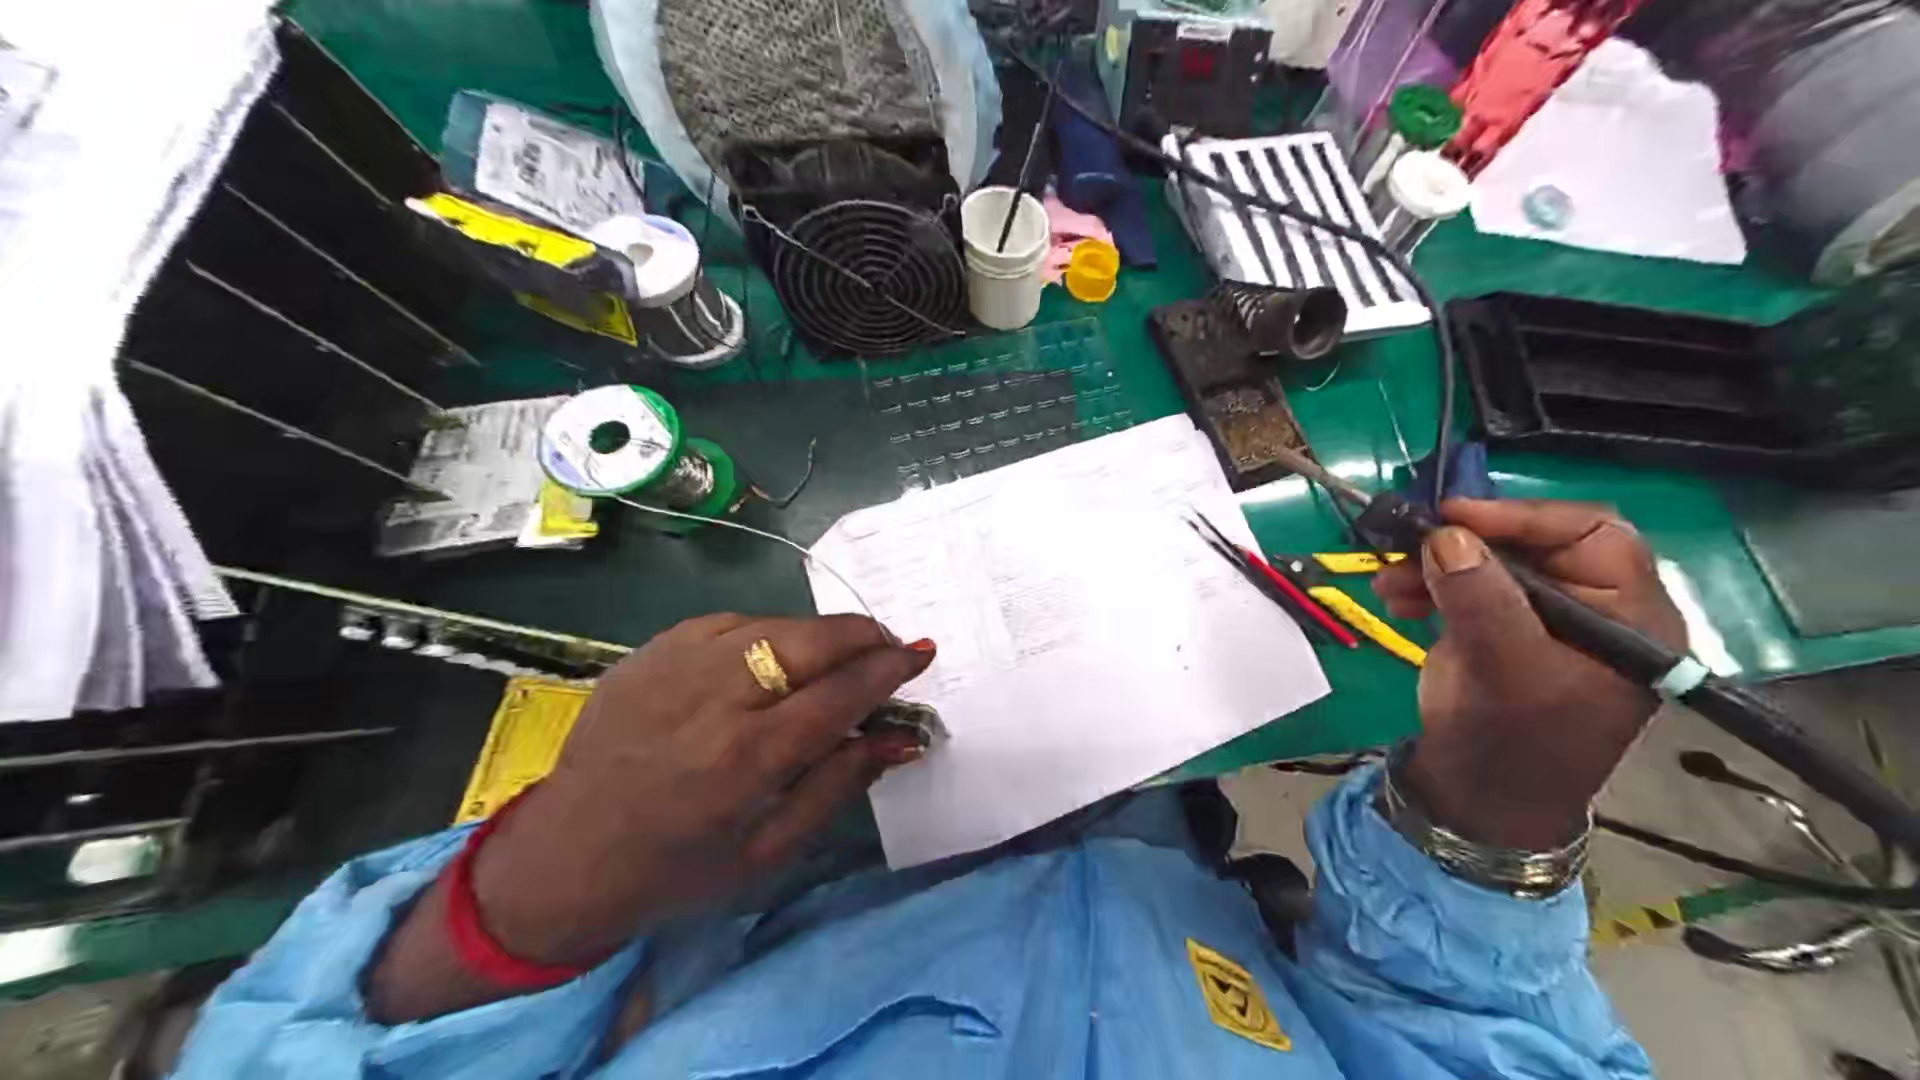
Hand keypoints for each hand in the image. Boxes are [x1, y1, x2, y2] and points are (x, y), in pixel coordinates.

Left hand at [368, 614, 933, 1020]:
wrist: (564, 856)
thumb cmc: (679, 868)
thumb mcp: (771, 847)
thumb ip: (842, 781)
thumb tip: (903, 735)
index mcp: (747, 758)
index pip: (842, 692)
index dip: (890, 668)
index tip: (921, 654)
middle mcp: (715, 696)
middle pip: (814, 639)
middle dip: (866, 636)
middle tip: (889, 650)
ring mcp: (677, 662)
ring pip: (778, 622)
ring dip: (821, 636)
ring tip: (837, 658)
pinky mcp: (653, 648)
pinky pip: (733, 623)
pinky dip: (769, 635)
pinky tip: (774, 659)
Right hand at [1372, 499, 1685, 848]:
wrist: (1480, 794)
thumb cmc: (1513, 738)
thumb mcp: (1505, 667)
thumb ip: (1482, 598)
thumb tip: (1445, 535)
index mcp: (1626, 613)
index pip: (1590, 534)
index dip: (1521, 517)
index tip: (1452, 516)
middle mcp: (1587, 606)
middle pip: (1528, 545)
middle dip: (1461, 543)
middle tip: (1405, 545)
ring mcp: (1537, 618)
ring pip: (1486, 563)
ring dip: (1431, 565)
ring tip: (1386, 581)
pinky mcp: (1496, 628)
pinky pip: (1461, 588)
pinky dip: (1424, 586)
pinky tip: (1394, 596)